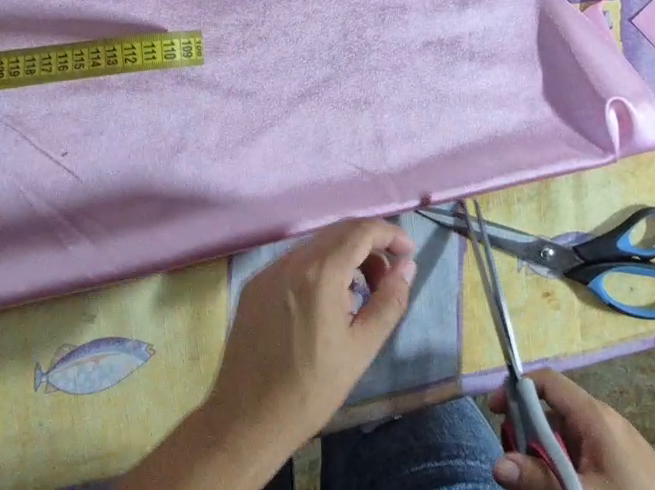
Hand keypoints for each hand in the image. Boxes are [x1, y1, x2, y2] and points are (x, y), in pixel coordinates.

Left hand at [208, 219, 417, 443]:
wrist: (246, 423)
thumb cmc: (311, 389)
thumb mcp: (362, 347)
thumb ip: (389, 301)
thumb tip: (406, 267)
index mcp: (319, 273)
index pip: (362, 231)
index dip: (390, 234)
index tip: (408, 253)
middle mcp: (290, 262)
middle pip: (339, 233)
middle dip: (370, 247)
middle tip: (387, 280)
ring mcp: (267, 273)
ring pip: (317, 247)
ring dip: (345, 258)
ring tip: (358, 298)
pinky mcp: (254, 288)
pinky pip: (295, 264)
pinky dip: (320, 270)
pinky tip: (325, 306)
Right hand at [489, 370, 654, 489]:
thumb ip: (539, 479)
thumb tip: (497, 463)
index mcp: (593, 415)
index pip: (548, 381)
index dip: (518, 388)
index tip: (494, 410)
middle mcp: (602, 419)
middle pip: (553, 410)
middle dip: (527, 433)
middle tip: (513, 465)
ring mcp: (613, 439)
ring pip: (565, 435)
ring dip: (544, 454)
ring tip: (534, 483)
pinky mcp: (620, 459)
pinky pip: (581, 451)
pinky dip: (564, 464)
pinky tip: (560, 486)